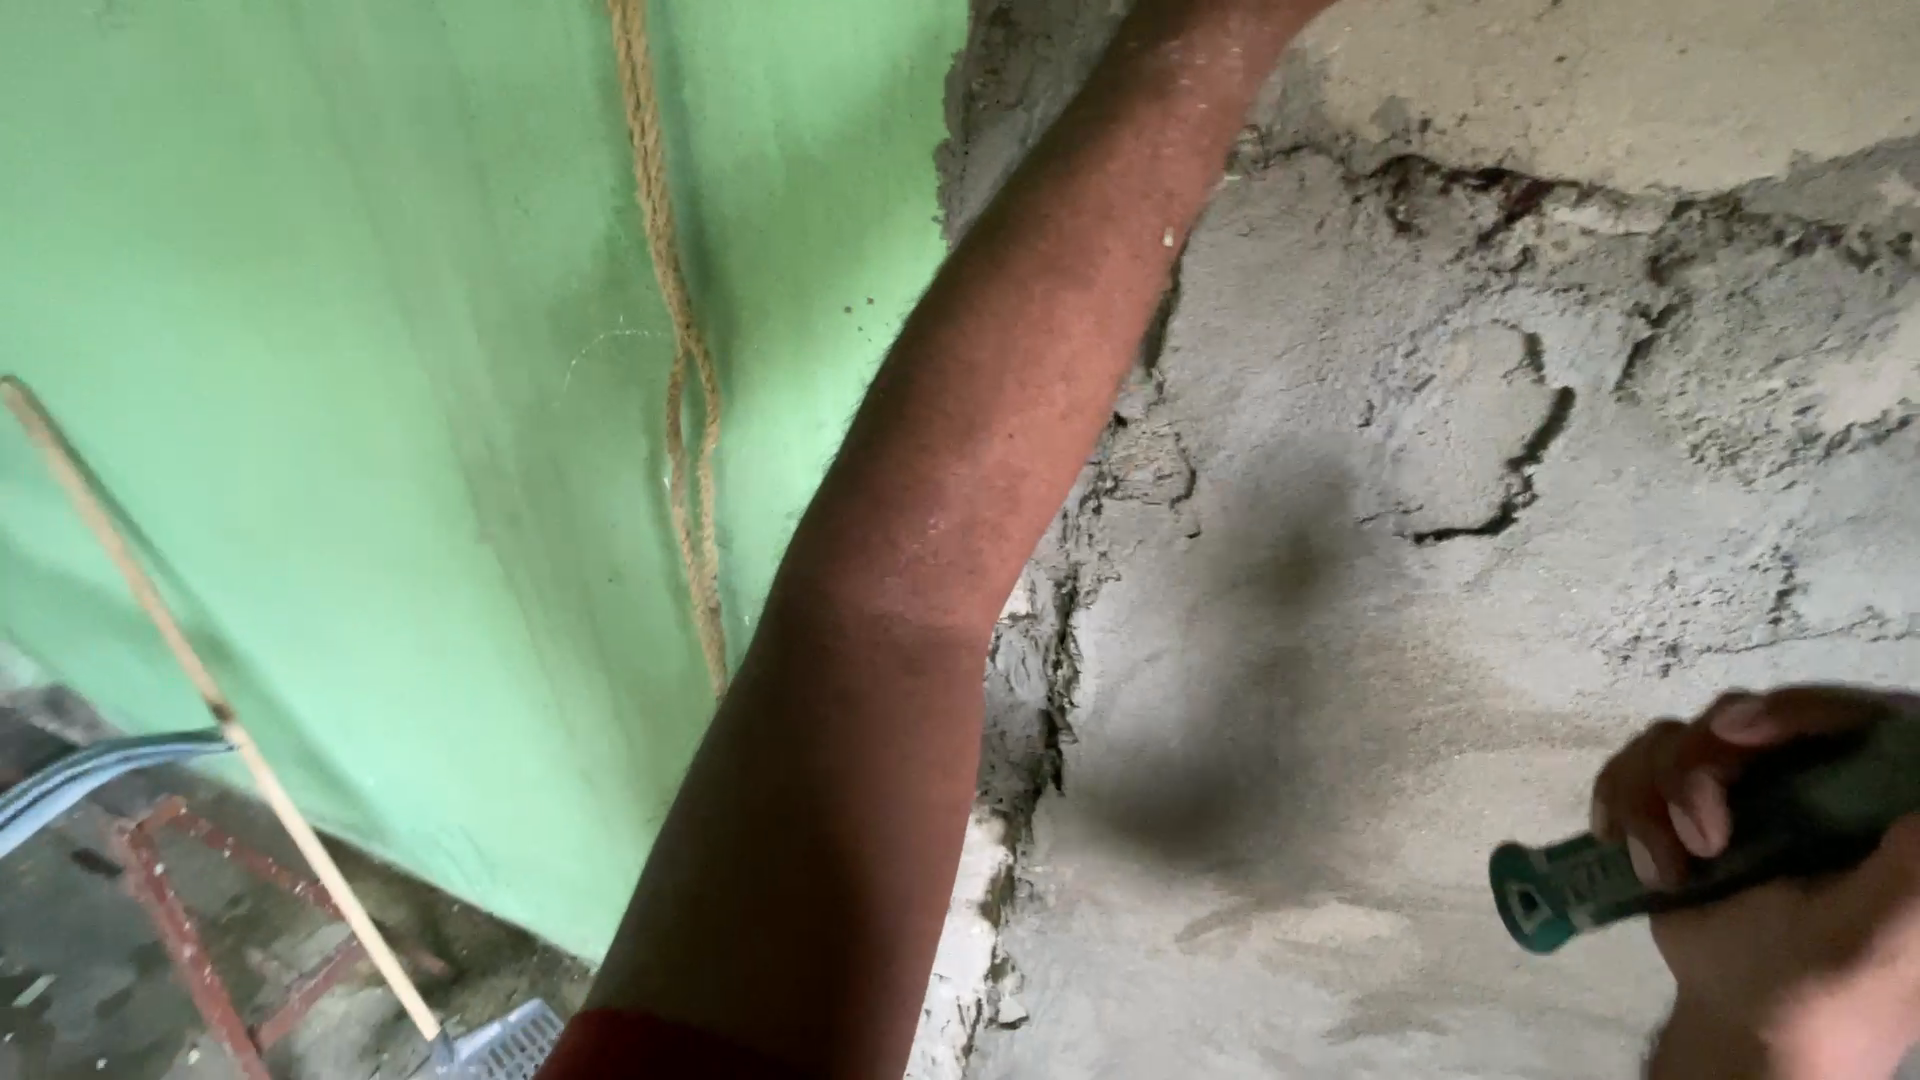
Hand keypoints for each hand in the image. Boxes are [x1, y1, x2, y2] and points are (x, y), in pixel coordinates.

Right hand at [1591, 686, 1919, 1078]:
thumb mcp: (1876, 933)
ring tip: (1661, 867)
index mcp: (1878, 810)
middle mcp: (1814, 784)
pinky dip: (1617, 802)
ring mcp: (1742, 790)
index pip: (1860, 719)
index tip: (1738, 732)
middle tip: (1698, 838)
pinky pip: (1629, 763)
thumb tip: (1917, 802)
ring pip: (1673, 740)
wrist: (1737, 1014)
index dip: (1799, 707)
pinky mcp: (1680, 799)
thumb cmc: (1818, 986)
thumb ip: (1907, 867)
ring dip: (1647, 799)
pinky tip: (1623, 846)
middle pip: (1741, 719)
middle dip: (1696, 772)